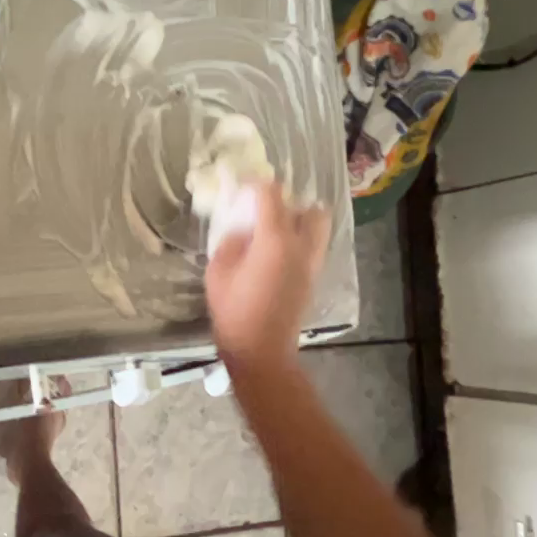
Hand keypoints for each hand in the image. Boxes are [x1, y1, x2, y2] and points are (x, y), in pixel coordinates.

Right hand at [203, 181, 328, 370]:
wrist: (261, 352)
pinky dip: (300, 240)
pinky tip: (276, 254)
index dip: (256, 184)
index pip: (272, 194)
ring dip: (301, 220)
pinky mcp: (312, 279)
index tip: (242, 186)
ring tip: (275, 230)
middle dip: (288, 201)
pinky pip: (313, 247)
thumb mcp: (218, 272)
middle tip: (265, 210)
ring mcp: (311, 263)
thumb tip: (240, 230)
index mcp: (275, 240)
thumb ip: (230, 242)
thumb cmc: (233, 312)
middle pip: (309, 207)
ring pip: (318, 227)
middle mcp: (300, 246)